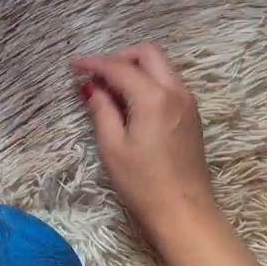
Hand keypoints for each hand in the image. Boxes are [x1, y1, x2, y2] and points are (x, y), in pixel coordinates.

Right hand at [73, 45, 219, 241]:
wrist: (183, 211)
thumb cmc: (143, 183)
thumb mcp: (113, 147)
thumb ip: (102, 111)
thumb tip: (93, 89)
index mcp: (153, 97)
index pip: (119, 67)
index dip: (94, 63)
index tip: (74, 65)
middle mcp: (176, 91)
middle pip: (148, 54)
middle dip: (120, 57)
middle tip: (97, 75)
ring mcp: (188, 102)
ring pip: (162, 67)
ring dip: (136, 69)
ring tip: (111, 90)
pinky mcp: (192, 115)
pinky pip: (169, 84)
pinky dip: (149, 82)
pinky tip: (131, 103)